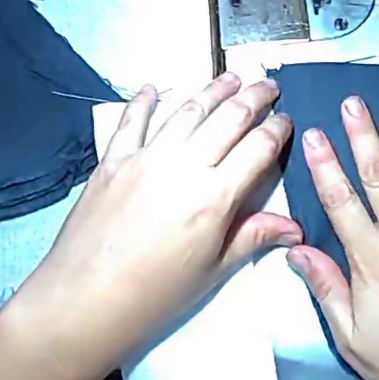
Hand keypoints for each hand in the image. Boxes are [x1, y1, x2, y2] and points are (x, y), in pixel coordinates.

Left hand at [6, 74, 299, 376]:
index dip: (278, 128)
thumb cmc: (156, 294)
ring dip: (213, 90)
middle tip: (269, 85)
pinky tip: (155, 88)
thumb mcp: (213, 270)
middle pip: (228, 118)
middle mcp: (185, 166)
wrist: (83, 302)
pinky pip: (133, 121)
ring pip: (187, 111)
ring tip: (231, 77)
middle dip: (254, 97)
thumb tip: (295, 227)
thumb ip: (253, 236)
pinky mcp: (113, 160)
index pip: (258, 148)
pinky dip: (145, 101)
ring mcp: (146, 158)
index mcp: (216, 197)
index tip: (288, 119)